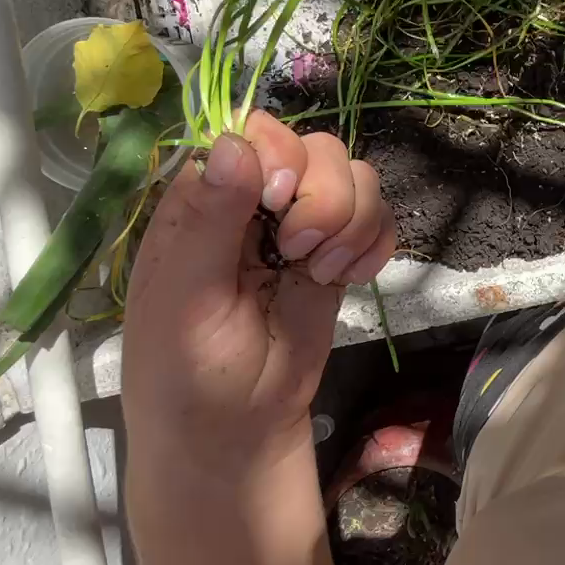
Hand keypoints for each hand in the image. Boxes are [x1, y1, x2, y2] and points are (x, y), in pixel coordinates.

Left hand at [122, 110, 397, 468]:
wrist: (242, 431)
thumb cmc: (189, 372)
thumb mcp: (183, 300)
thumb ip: (208, 220)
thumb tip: (237, 143)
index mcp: (204, 201)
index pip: (255, 134)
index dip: (280, 156)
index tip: (278, 201)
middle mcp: (257, 201)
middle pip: (319, 149)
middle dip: (324, 197)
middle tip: (299, 251)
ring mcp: (305, 224)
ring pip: (359, 177)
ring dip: (353, 223)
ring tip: (324, 270)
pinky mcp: (344, 251)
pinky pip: (382, 216)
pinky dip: (376, 242)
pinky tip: (349, 276)